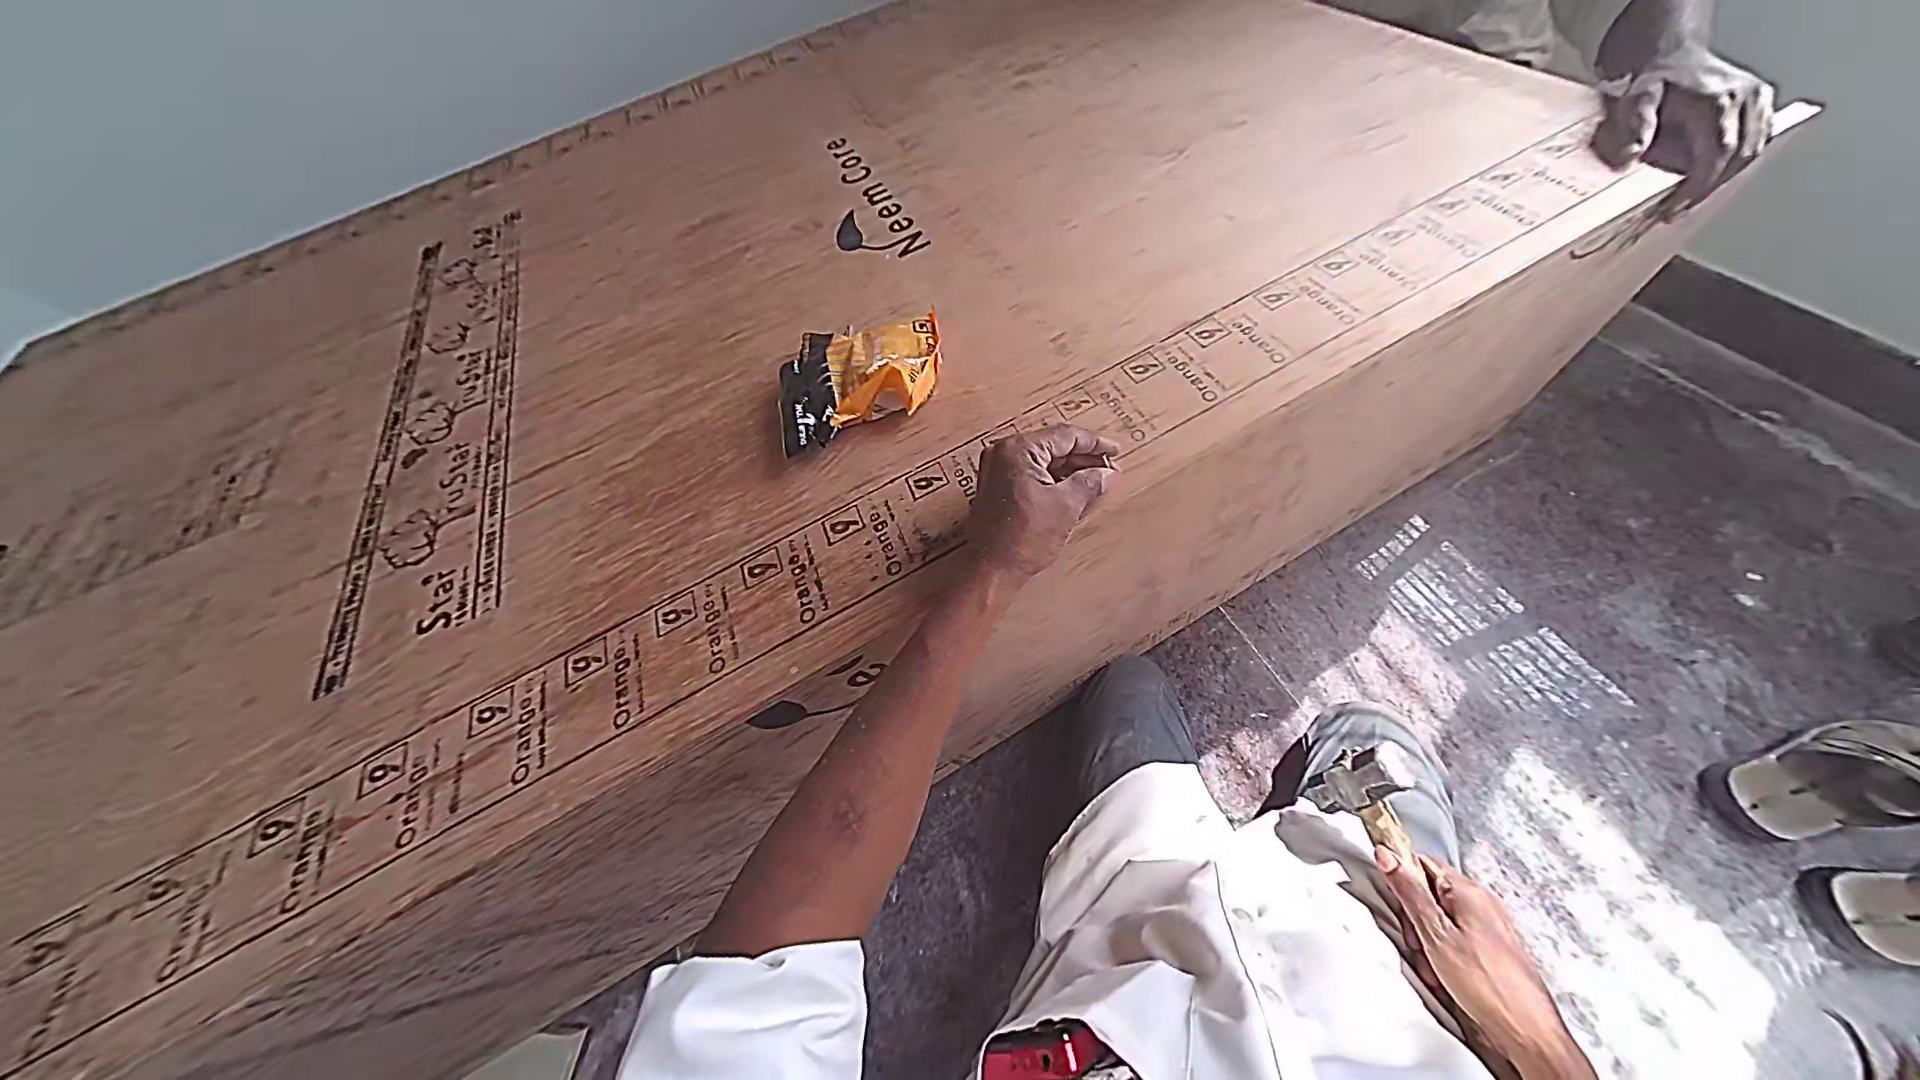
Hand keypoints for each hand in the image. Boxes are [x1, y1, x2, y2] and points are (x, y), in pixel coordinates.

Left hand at [967, 425, 1117, 580]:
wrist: (991, 569)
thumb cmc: (1021, 539)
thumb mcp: (1066, 506)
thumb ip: (1090, 482)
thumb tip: (1108, 473)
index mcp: (1018, 450)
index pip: (1065, 435)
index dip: (1094, 443)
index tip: (1114, 450)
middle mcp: (1003, 453)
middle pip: (1052, 445)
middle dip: (1083, 457)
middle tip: (1109, 468)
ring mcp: (997, 470)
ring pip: (1042, 460)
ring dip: (1069, 469)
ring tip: (1097, 481)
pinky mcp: (997, 487)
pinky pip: (1031, 473)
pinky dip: (1053, 479)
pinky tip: (1074, 490)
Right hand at [1377, 849, 1595, 1079]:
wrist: (1529, 1035)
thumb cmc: (1485, 984)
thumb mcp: (1434, 934)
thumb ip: (1409, 891)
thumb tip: (1386, 854)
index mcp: (1468, 891)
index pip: (1420, 862)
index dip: (1402, 879)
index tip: (1396, 901)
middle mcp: (1482, 902)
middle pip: (1428, 891)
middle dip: (1414, 917)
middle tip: (1417, 942)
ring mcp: (1490, 925)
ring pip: (1439, 917)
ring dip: (1427, 939)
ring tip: (1433, 965)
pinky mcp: (1492, 948)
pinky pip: (1455, 936)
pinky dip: (1444, 951)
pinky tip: (1445, 974)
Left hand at [1592, 47, 1774, 215]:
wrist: (1671, 57)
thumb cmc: (1653, 82)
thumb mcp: (1634, 102)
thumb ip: (1633, 127)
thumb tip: (1629, 157)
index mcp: (1718, 103)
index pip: (1718, 153)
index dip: (1698, 186)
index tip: (1673, 208)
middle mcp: (1747, 99)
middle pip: (1741, 154)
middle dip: (1709, 188)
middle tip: (1676, 210)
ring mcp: (1758, 99)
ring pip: (1754, 148)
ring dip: (1722, 178)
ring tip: (1687, 199)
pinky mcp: (1759, 103)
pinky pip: (1756, 138)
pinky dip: (1734, 163)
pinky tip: (1706, 178)